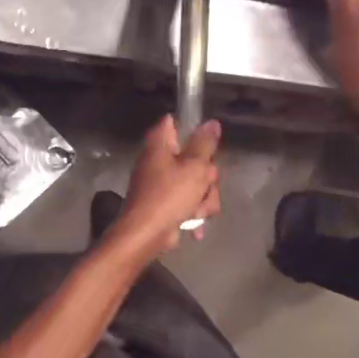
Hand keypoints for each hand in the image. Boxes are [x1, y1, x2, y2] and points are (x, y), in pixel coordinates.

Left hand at [105, 116, 221, 260]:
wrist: (146, 235)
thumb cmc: (169, 196)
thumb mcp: (194, 167)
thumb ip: (205, 144)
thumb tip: (212, 122)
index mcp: (160, 144)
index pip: (175, 122)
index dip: (194, 129)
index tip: (207, 144)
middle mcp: (159, 160)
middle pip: (195, 157)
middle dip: (207, 176)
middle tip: (204, 185)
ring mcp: (163, 183)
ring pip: (197, 182)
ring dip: (204, 198)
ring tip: (198, 212)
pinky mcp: (167, 203)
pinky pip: (190, 201)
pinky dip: (194, 212)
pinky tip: (195, 225)